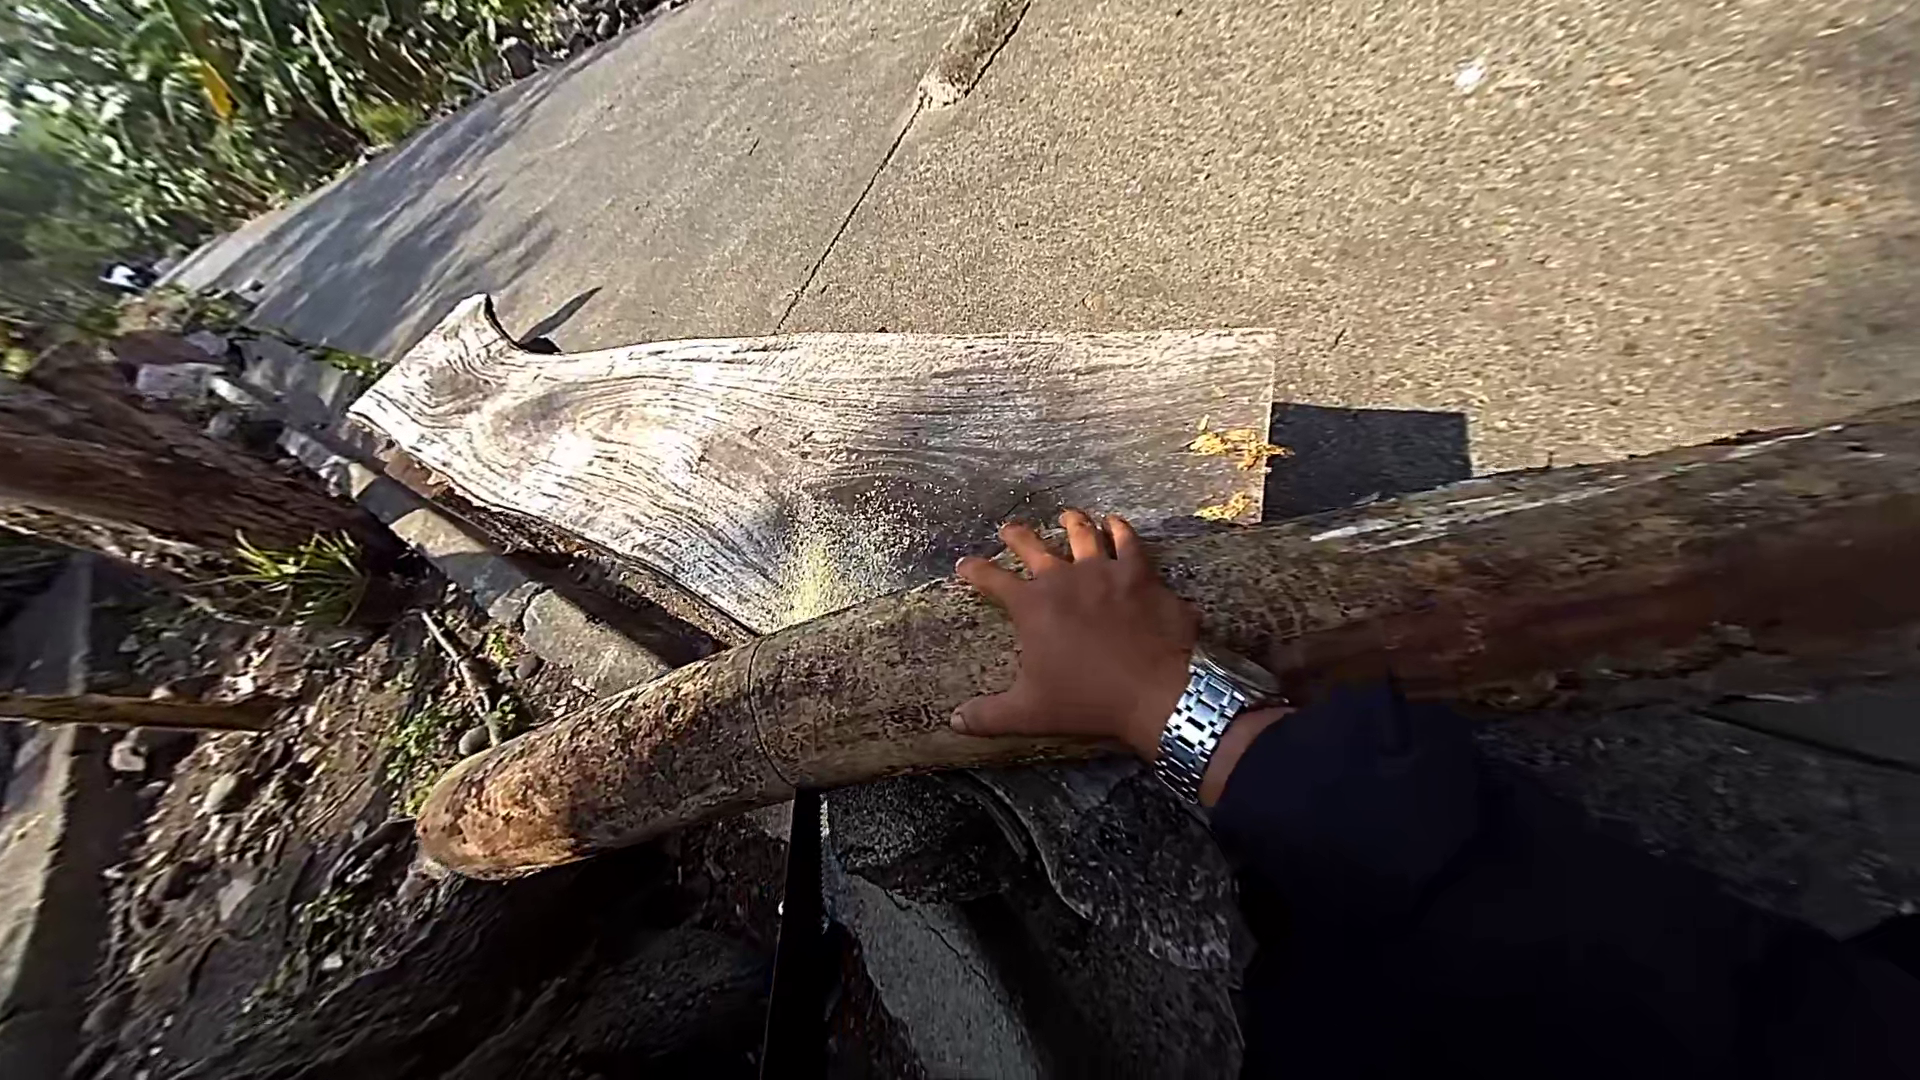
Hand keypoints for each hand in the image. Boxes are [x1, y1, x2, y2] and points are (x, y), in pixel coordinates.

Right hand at [951, 510, 1197, 759]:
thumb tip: (953, 721)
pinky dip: (1120, 529)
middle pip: (1033, 546)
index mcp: (1033, 606)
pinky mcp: (1139, 574)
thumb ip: (988, 715)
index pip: (992, 580)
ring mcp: (1103, 571)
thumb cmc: (1087, 700)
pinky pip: (1128, 542)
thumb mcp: (1030, 713)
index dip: (975, 570)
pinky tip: (1115, 523)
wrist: (1153, 692)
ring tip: (1066, 515)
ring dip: (1071, 523)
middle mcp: (1063, 579)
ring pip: (1082, 534)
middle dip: (1016, 535)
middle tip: (1008, 529)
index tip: (964, 564)